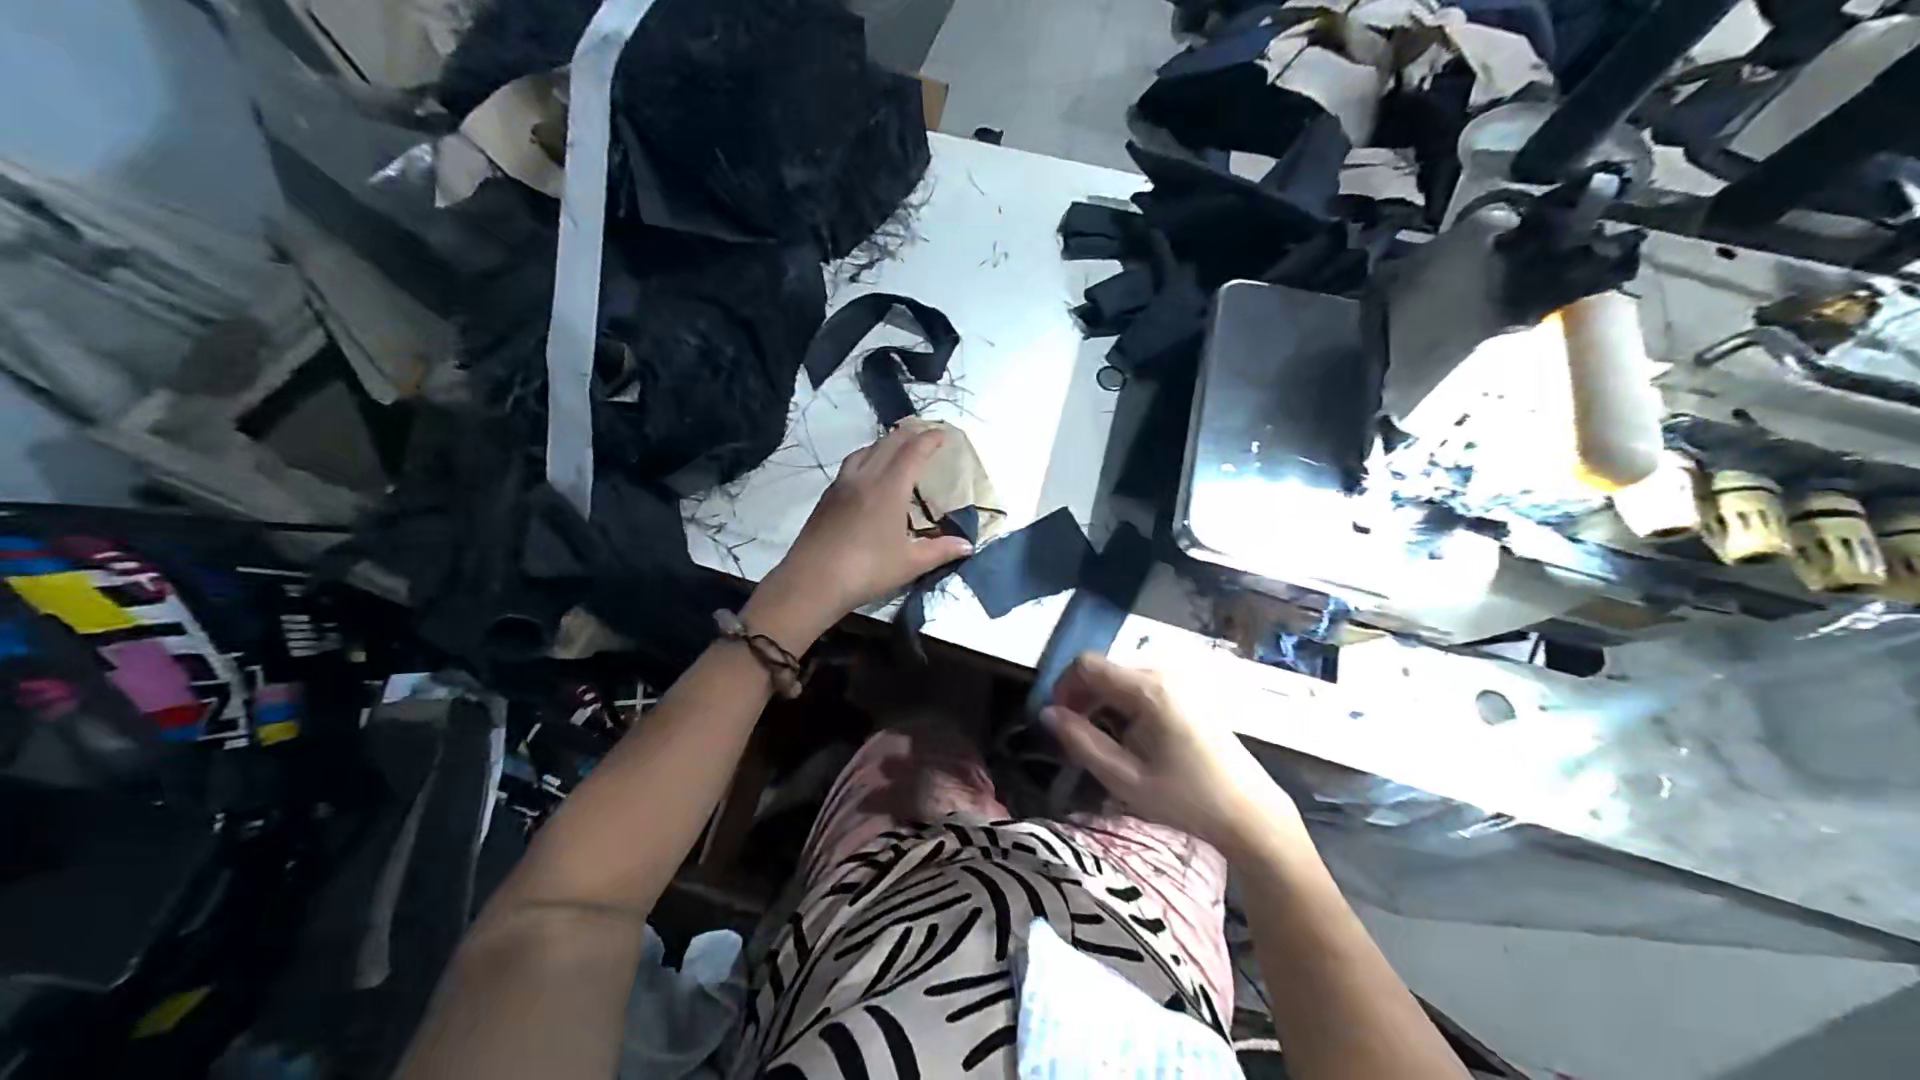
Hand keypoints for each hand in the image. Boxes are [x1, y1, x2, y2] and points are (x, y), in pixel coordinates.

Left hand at [745, 426, 974, 648]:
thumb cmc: (866, 571)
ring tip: (895, 450)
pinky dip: (866, 459)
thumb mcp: (909, 563)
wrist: (811, 581)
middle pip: (888, 444)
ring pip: (865, 451)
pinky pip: (850, 466)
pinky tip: (867, 475)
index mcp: (889, 488)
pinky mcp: (826, 498)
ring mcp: (841, 485)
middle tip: (923, 436)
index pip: (913, 452)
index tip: (942, 434)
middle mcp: (864, 478)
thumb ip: (940, 551)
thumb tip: (967, 546)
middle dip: (908, 435)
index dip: (929, 439)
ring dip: (884, 444)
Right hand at [1042, 653, 1303, 858]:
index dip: (1064, 688)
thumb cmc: (1186, 799)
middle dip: (1081, 695)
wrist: (1249, 812)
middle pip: (1103, 667)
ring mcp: (1179, 679)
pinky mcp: (1189, 690)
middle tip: (1076, 735)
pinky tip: (1128, 734)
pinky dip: (1123, 702)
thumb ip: (1081, 742)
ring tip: (1101, 739)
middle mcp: (1163, 673)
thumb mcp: (1125, 778)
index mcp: (1148, 689)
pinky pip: (1141, 684)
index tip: (1060, 721)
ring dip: (1101, 700)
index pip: (1086, 664)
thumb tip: (1047, 714)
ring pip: (1120, 675)